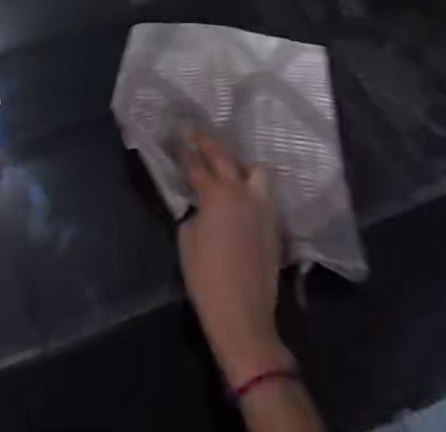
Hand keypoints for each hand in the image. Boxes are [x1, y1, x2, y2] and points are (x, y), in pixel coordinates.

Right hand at [176, 127, 290, 385]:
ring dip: (241, 164)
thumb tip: (201, 205)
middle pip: (224, 156)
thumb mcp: (187, 238)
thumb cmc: (205, 277)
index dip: (181, 150)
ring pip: (258, 171)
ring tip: (226, 166)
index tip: (172, 136)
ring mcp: (263, 209)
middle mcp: (242, 195)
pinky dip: (251, 187)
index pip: (195, 165)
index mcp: (216, 196)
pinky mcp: (273, 226)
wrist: (243, 315)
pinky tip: (239, 194)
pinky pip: (264, 194)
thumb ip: (195, 211)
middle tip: (192, 131)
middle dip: (206, 141)